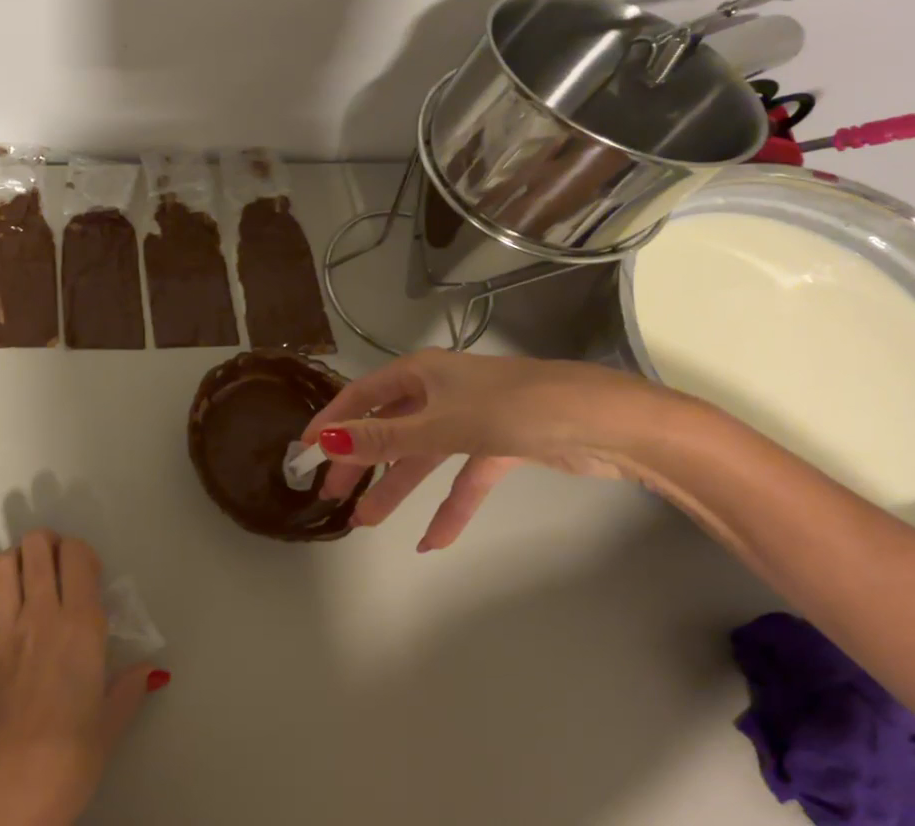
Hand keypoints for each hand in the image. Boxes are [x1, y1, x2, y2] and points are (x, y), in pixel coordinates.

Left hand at [0, 530, 159, 825]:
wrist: (10, 794)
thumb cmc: (70, 760)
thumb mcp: (110, 725)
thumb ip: (130, 688)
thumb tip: (152, 670)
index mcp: (80, 628)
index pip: (77, 556)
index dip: (84, 553)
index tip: (92, 574)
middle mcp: (41, 616)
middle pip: (36, 547)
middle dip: (49, 543)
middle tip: (61, 564)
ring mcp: (4, 631)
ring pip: (2, 564)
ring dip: (16, 558)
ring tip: (29, 573)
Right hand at [302, 349, 694, 549]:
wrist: (611, 423)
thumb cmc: (518, 408)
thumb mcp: (442, 424)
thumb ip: (382, 439)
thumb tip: (322, 441)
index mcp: (421, 373)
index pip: (360, 396)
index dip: (331, 422)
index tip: (304, 452)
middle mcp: (440, 392)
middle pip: (389, 429)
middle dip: (360, 463)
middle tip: (333, 496)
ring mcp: (471, 419)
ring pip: (422, 457)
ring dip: (398, 489)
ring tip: (366, 522)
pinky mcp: (500, 446)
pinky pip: (463, 478)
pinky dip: (449, 507)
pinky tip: (433, 540)